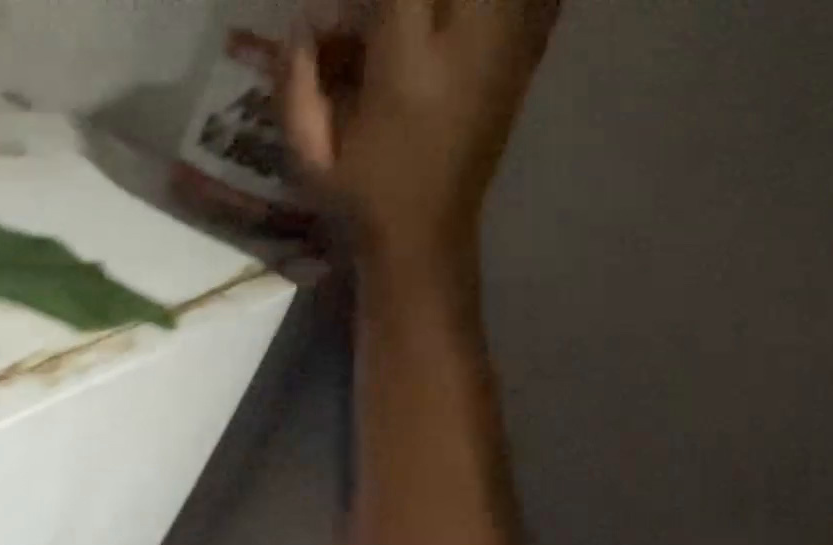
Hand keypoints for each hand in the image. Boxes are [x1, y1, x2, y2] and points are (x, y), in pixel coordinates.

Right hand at [283, 0, 560, 255]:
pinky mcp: (525, 57)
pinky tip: (462, 27)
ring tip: (414, 27)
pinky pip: (536, 5)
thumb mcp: (309, 155)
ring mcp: (505, 47)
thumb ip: (296, 87)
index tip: (342, 12)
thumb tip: (300, 28)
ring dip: (442, 9)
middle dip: (403, 2)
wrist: (425, 234)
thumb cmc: (361, 197)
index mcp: (406, 69)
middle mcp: (465, 45)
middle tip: (381, 19)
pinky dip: (513, 9)